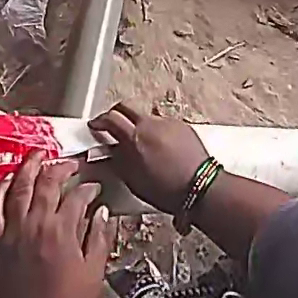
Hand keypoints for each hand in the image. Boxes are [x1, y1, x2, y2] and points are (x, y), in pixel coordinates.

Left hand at [0, 152, 111, 297]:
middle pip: (47, 182)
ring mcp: (14, 229)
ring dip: (30, 166)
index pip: (77, 196)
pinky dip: (2, 188)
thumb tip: (102, 213)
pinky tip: (10, 178)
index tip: (93, 189)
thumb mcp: (94, 273)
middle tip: (70, 165)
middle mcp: (36, 224)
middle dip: (61, 168)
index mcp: (62, 232)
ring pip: (20, 186)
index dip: (88, 188)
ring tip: (38, 155)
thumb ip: (100, 238)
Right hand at [88, 103, 212, 213]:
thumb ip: (117, 161)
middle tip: (112, 126)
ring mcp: (166, 123)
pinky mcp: (181, 125)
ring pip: (144, 116)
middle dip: (115, 115)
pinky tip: (160, 147)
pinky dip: (156, 131)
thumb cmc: (168, 190)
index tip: (95, 125)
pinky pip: (162, 123)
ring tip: (140, 143)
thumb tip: (107, 153)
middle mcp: (149, 124)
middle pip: (125, 108)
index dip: (98, 121)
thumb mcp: (133, 180)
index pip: (109, 118)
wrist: (202, 189)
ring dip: (137, 125)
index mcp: (134, 137)